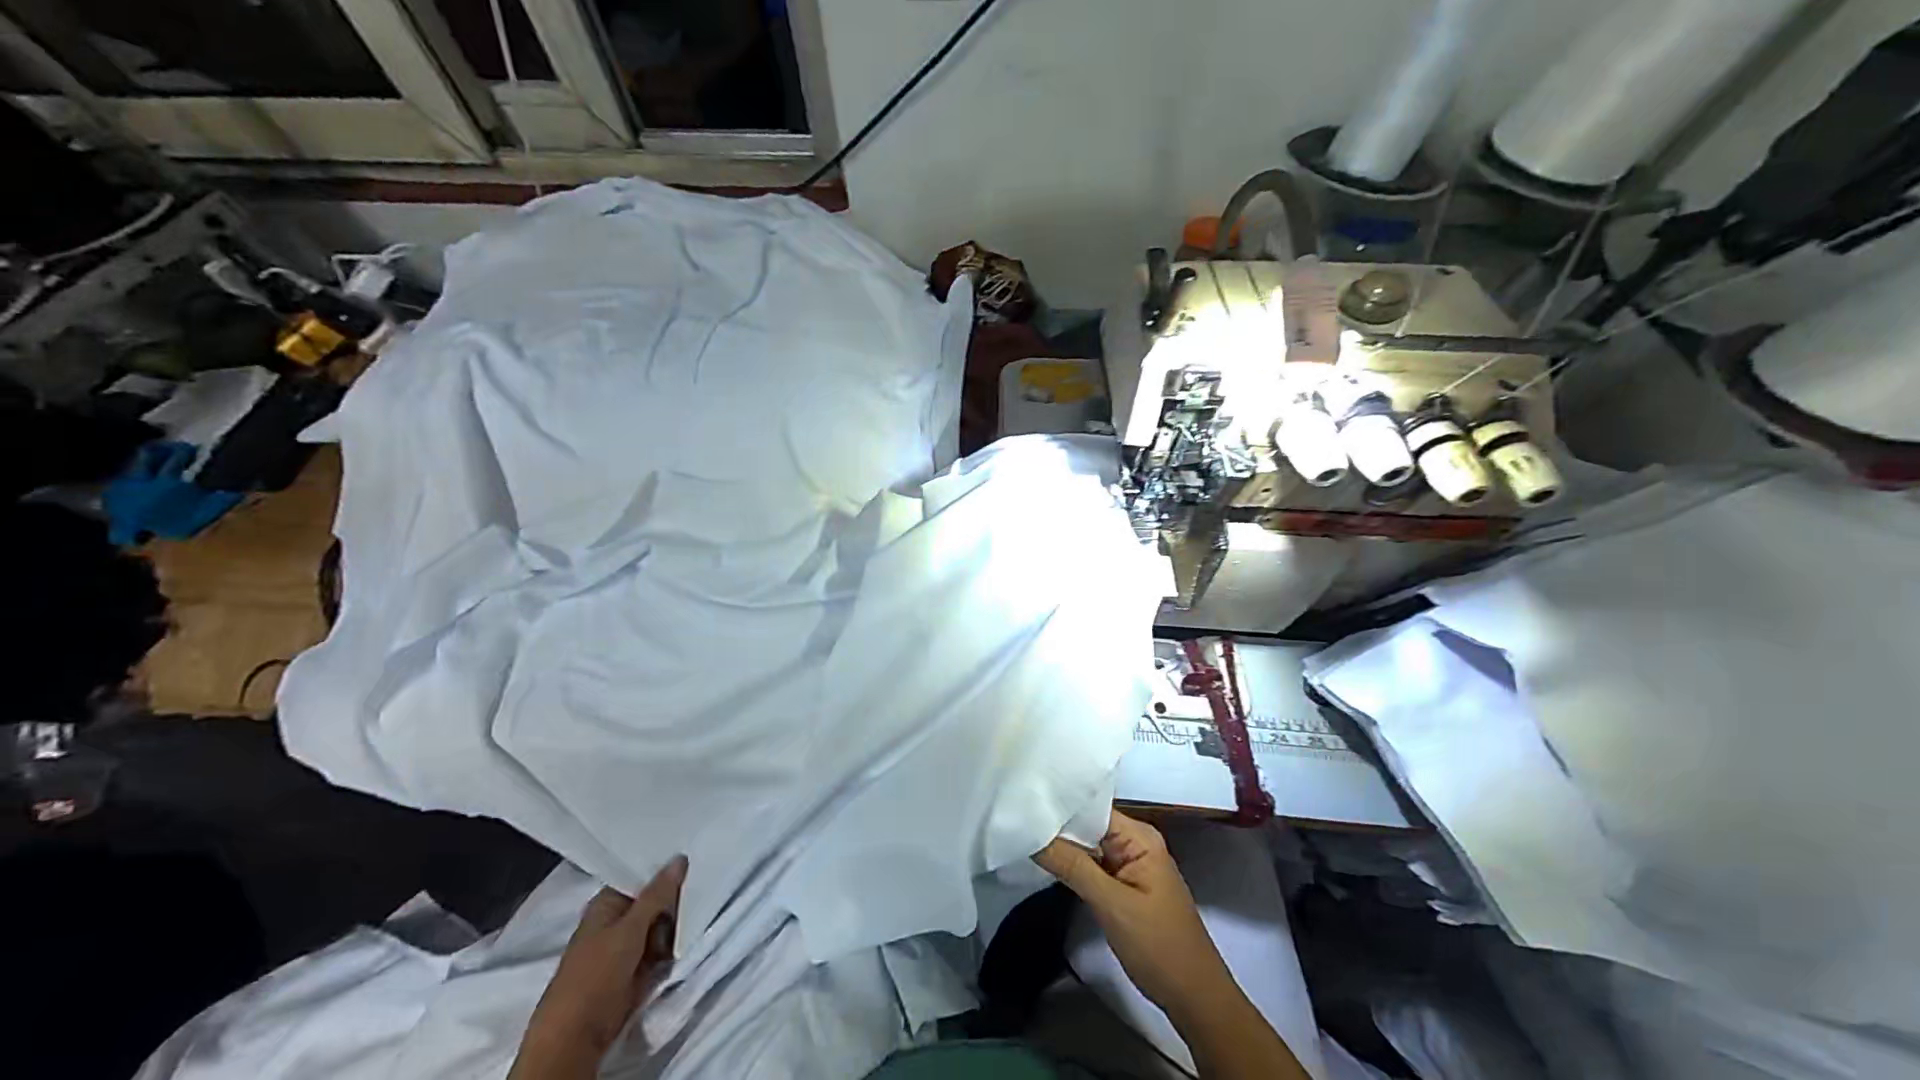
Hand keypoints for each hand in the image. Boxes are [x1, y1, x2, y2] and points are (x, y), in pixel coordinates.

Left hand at [509, 856, 686, 1079]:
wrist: (580, 1033)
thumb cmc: (596, 973)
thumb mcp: (629, 929)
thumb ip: (657, 894)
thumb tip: (680, 857)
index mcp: (607, 903)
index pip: (640, 875)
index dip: (665, 867)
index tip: (693, 857)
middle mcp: (618, 919)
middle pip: (655, 898)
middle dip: (676, 896)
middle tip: (703, 884)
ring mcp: (630, 943)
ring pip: (662, 922)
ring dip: (679, 920)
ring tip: (702, 907)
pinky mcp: (641, 965)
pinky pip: (664, 944)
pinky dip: (677, 940)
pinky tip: (694, 930)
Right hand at [1035, 814, 1310, 1079]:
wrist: (1194, 997)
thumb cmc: (1159, 946)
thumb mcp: (1112, 905)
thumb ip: (1072, 866)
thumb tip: (1033, 832)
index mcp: (1140, 837)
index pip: (1092, 807)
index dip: (1059, 803)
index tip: (1022, 799)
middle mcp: (1135, 843)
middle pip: (1088, 824)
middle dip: (1055, 823)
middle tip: (1015, 816)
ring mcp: (1129, 865)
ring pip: (1087, 845)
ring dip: (1060, 844)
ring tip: (1021, 832)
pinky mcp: (1122, 885)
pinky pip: (1091, 864)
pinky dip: (1071, 863)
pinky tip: (1043, 860)